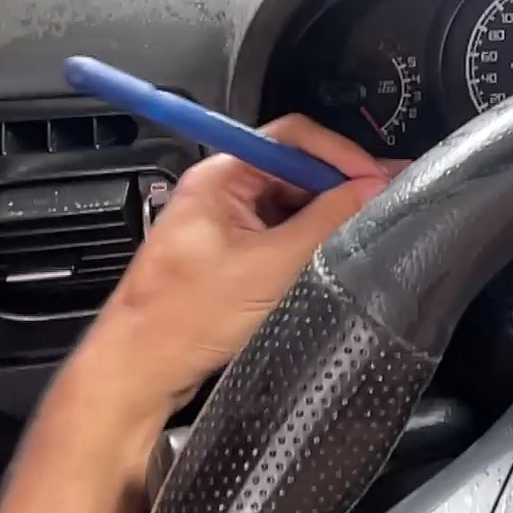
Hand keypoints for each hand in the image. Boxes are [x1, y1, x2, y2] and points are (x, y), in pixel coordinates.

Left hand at [63, 115, 394, 424]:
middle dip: (336, 184)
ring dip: (324, 212)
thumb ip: (328, 220)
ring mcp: (226, 219)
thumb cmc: (181, 320)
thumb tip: (370, 188)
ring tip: (356, 229)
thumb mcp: (272, 264)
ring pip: (291, 199)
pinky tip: (328, 251)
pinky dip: (308, 235)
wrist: (138, 373)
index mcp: (222, 176)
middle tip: (375, 202)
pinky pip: (281, 227)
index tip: (372, 177)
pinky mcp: (233, 249)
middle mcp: (222, 189)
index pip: (293, 139)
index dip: (339, 154)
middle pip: (295, 166)